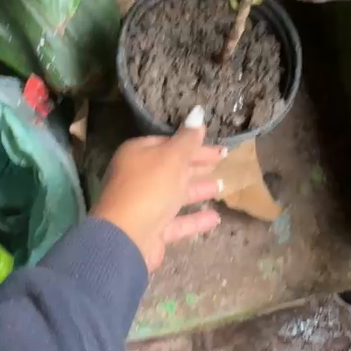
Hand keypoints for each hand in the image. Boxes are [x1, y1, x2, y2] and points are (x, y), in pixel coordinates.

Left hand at [92, 107, 225, 270]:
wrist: (126, 237)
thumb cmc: (149, 188)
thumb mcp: (172, 157)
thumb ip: (188, 138)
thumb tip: (198, 113)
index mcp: (137, 155)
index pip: (168, 143)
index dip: (192, 143)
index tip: (215, 144)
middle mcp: (138, 178)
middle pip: (172, 168)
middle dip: (197, 164)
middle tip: (224, 159)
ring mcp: (144, 205)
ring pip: (175, 194)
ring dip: (198, 189)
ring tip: (222, 186)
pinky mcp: (152, 230)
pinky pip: (177, 221)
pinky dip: (195, 218)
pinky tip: (215, 217)